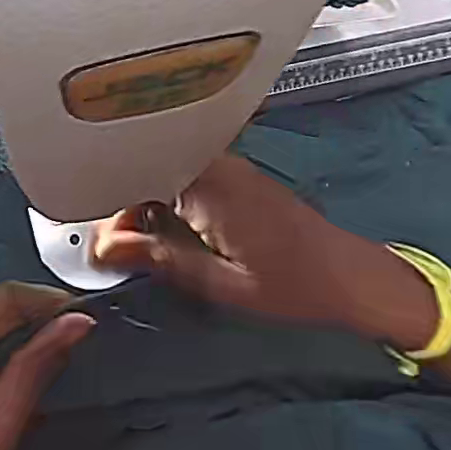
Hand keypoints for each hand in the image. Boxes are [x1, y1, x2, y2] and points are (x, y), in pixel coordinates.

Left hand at [0, 282, 93, 449]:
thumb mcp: (1, 424)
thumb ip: (39, 364)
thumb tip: (78, 322)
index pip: (3, 299)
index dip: (47, 299)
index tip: (82, 310)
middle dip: (30, 312)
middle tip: (70, 331)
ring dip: (9, 322)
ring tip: (45, 345)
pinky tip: (6, 356)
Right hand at [93, 154, 435, 345]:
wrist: (354, 278)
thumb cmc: (294, 285)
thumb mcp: (221, 283)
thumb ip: (160, 260)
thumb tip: (104, 248)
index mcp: (211, 183)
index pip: (138, 170)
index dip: (108, 200)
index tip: (96, 235)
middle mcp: (216, 164)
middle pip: (145, 166)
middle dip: (120, 203)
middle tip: (111, 247)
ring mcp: (226, 168)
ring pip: (160, 170)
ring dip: (140, 202)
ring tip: (131, 244)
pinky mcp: (232, 178)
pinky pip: (180, 177)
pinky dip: (161, 201)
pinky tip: (158, 232)